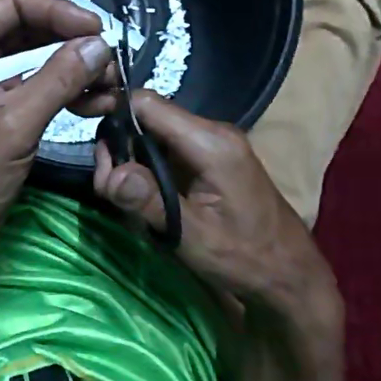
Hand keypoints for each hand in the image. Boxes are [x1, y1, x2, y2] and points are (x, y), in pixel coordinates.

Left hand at [0, 0, 116, 245]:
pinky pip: (44, 80)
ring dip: (79, 66)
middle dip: (74, 41)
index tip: (97, 32)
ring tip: (110, 88)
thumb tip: (101, 45)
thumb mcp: (16, 123)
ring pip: (43, 53)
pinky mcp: (6, 101)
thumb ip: (58, 79)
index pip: (14, 1)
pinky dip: (71, 88)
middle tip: (111, 64)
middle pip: (33, 25)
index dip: (58, 9)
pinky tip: (99, 103)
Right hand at [93, 91, 341, 341]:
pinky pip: (164, 149)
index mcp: (211, 143)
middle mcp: (211, 132)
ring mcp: (210, 144)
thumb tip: (109, 174)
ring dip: (130, 161)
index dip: (113, 113)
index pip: (147, 103)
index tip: (91, 144)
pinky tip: (141, 196)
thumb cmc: (245, 257)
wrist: (289, 276)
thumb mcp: (193, 236)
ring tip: (121, 196)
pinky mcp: (207, 159)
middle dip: (118, 147)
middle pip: (146, 118)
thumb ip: (149, 201)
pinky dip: (145, 168)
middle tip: (107, 187)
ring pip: (152, 134)